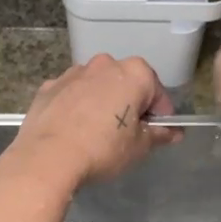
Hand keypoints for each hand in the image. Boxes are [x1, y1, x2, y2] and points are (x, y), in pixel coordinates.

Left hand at [7, 54, 180, 189]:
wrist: (47, 157)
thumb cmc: (103, 149)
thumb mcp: (139, 147)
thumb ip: (159, 135)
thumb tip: (174, 133)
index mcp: (133, 73)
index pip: (156, 91)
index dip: (160, 114)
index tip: (157, 132)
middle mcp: (103, 64)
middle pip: (125, 82)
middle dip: (130, 103)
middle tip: (128, 132)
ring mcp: (72, 73)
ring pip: (96, 86)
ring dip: (102, 102)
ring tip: (97, 132)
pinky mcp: (48, 86)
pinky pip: (71, 94)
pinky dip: (77, 106)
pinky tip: (73, 130)